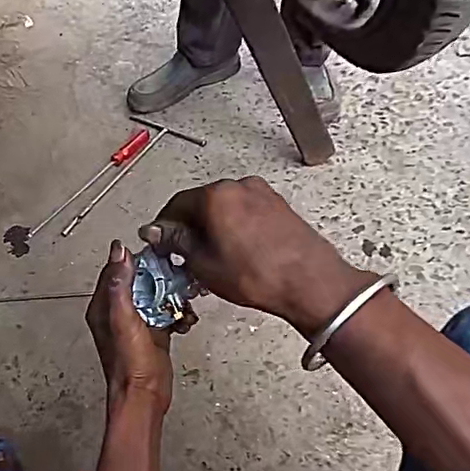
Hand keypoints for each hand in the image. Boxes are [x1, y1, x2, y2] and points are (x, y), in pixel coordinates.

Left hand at [87, 240, 180, 410]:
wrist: (145, 395)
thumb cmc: (130, 364)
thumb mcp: (124, 319)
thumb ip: (120, 285)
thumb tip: (119, 253)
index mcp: (103, 307)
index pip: (116, 271)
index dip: (135, 260)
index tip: (156, 254)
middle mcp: (117, 313)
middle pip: (139, 282)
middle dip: (160, 277)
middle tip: (178, 275)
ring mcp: (136, 323)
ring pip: (155, 297)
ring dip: (172, 296)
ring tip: (185, 299)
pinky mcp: (153, 333)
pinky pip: (166, 314)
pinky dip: (178, 313)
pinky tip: (186, 320)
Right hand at [142, 177, 375, 335]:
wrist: (311, 283)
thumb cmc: (263, 275)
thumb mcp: (204, 264)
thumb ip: (177, 242)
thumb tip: (159, 232)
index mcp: (217, 195)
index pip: (176, 204)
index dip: (163, 226)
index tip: (159, 241)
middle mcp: (239, 186)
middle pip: (200, 203)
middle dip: (188, 226)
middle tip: (181, 254)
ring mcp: (262, 194)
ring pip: (224, 208)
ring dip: (211, 227)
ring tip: (209, 258)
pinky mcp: (278, 206)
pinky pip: (244, 212)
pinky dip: (232, 227)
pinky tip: (233, 253)